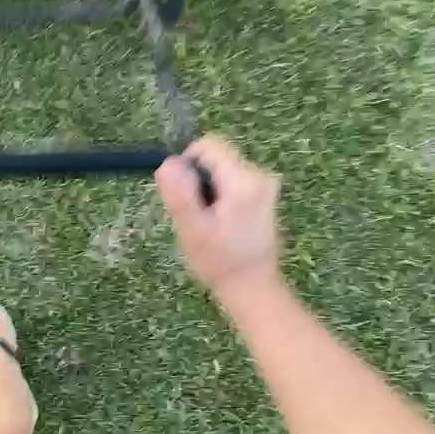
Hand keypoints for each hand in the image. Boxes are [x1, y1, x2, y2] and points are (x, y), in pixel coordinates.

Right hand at [155, 136, 282, 298]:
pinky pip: (231, 184)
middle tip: (196, 216)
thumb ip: (180, 194)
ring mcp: (265, 186)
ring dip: (207, 193)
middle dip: (197, 183)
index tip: (183, 195)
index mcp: (243, 179)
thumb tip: (168, 162)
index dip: (187, 164)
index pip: (208, 146)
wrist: (253, 287)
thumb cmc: (219, 262)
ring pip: (221, 173)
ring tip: (208, 224)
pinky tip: (220, 226)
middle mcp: (260, 175)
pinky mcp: (264, 196)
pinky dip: (220, 200)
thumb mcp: (192, 229)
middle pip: (215, 160)